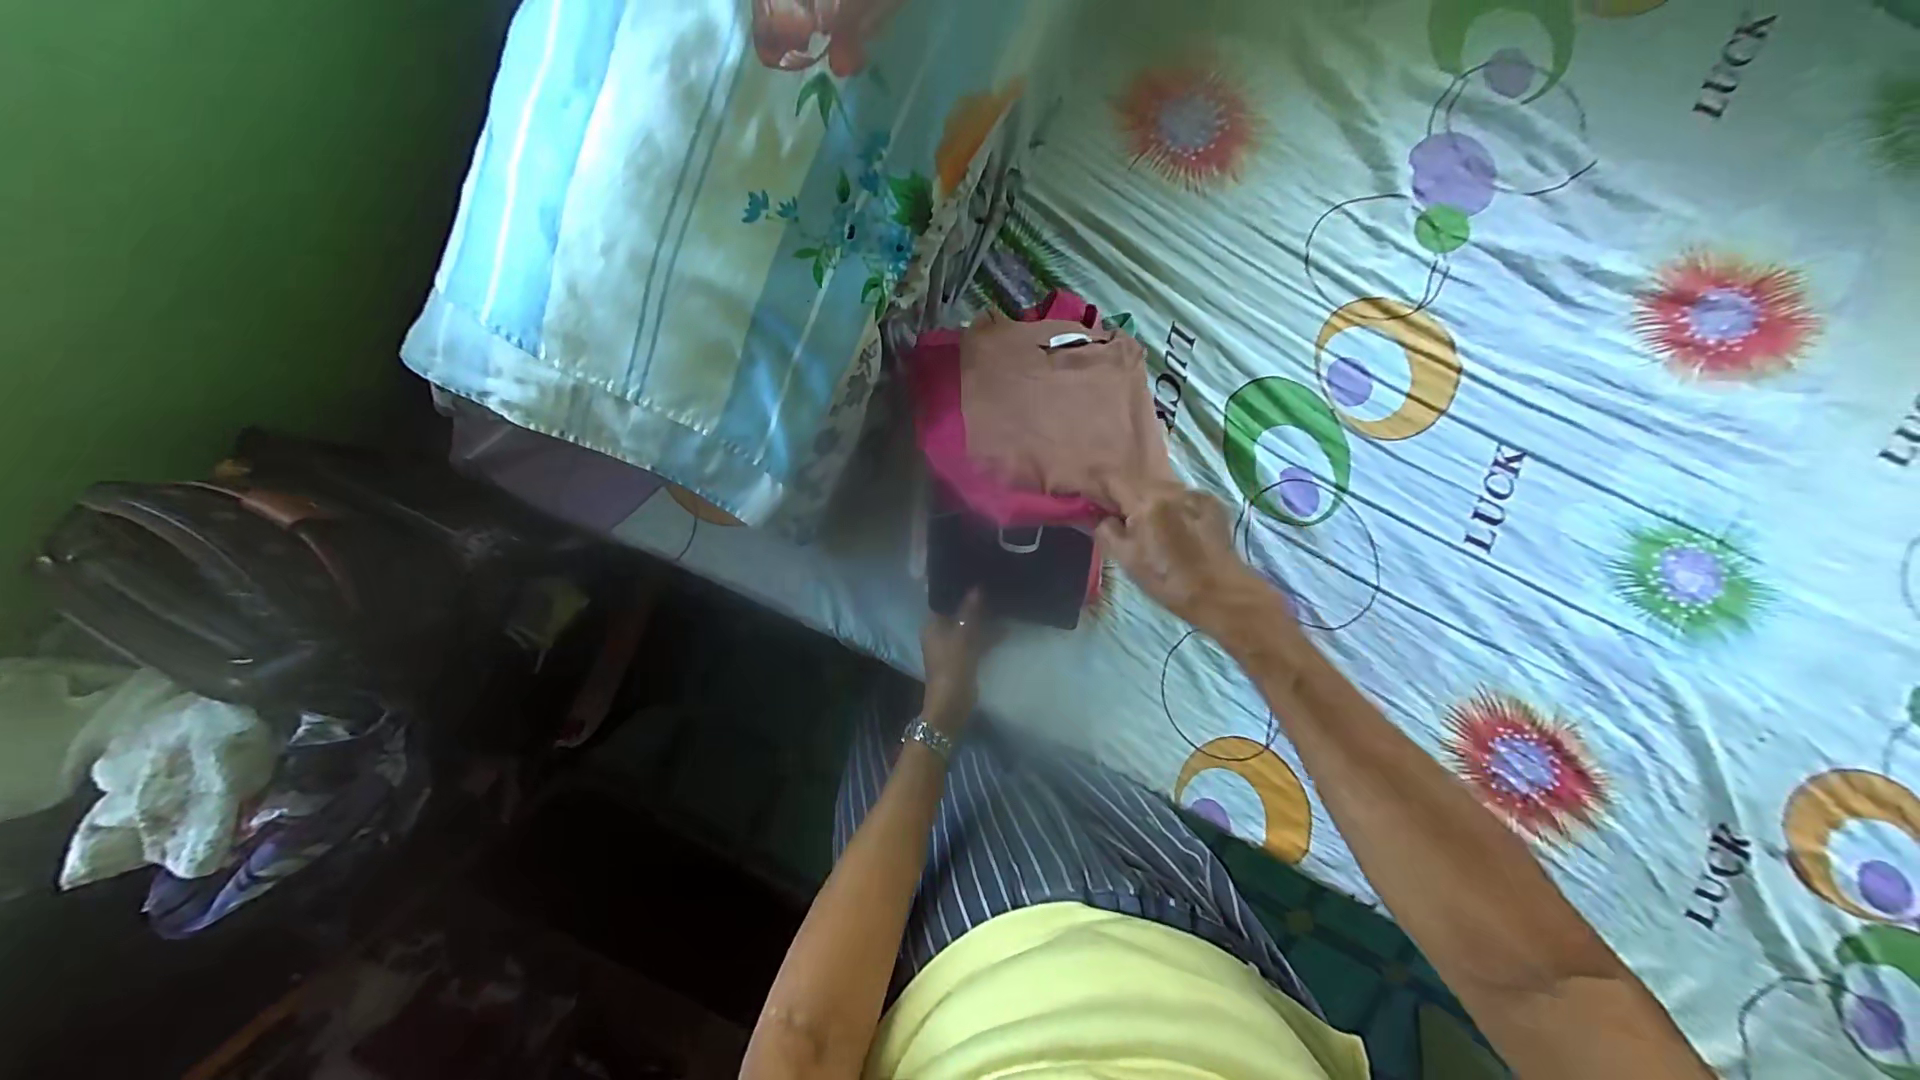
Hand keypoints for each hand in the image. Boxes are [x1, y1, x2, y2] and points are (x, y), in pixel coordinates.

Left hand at [919, 590, 999, 734]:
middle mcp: (940, 633)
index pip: (942, 600)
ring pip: (968, 626)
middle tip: (992, 586)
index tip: (972, 575)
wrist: (952, 705)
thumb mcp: (962, 637)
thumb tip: (977, 587)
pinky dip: (988, 635)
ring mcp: (952, 646)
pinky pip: (976, 641)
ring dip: (982, 618)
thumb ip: (969, 612)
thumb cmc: (952, 667)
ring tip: (1002, 602)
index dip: (955, 588)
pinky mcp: (964, 658)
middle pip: (956, 612)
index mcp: (932, 626)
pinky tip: (1005, 628)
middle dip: (972, 603)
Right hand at [1095, 483, 1293, 645]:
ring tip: (1148, 526)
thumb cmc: (1167, 580)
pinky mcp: (1213, 503)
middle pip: (1138, 481)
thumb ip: (1106, 530)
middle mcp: (1173, 489)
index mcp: (1147, 502)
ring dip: (1150, 501)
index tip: (1089, 499)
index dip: (1096, 486)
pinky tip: (1176, 530)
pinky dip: (1172, 508)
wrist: (1221, 593)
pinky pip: (1182, 498)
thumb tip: (1101, 516)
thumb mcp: (1125, 559)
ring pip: (1162, 489)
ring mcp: (1196, 494)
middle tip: (1117, 518)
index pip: (1112, 478)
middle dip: (1125, 496)